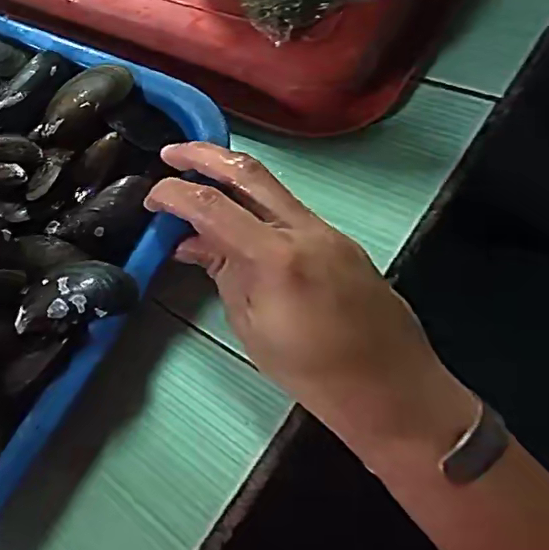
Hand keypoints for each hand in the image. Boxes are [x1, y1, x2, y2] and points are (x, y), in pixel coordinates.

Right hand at [147, 142, 476, 456]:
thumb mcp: (248, 320)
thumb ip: (220, 268)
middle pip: (247, 171)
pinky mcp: (338, 242)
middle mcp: (306, 233)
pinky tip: (230, 222)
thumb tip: (190, 241)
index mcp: (277, 257)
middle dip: (202, 154)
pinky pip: (285, 209)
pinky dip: (249, 202)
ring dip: (226, 175)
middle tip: (170, 153)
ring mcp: (328, 234)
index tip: (149, 200)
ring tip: (192, 182)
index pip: (210, 204)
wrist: (399, 396)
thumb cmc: (312, 370)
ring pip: (269, 185)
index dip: (171, 194)